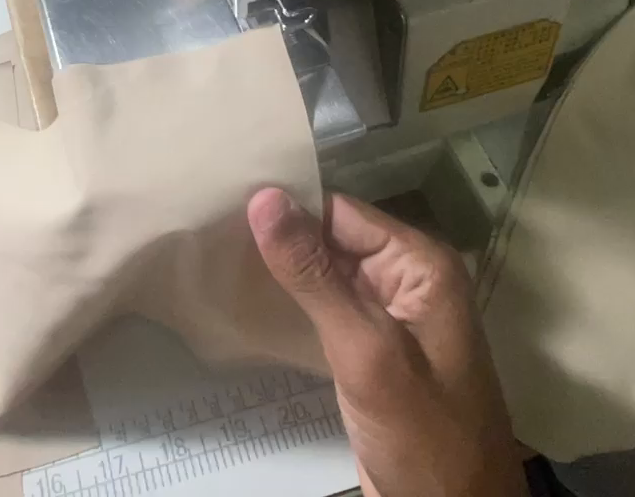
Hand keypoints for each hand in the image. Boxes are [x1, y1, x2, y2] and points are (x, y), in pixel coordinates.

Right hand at [248, 189, 525, 496]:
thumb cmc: (422, 435)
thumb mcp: (365, 350)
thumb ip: (313, 275)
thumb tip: (264, 198)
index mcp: (419, 263)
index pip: (339, 212)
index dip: (286, 207)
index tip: (225, 205)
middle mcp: (406, 277)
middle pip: (331, 236)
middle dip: (279, 237)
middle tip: (211, 228)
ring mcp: (388, 313)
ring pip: (323, 270)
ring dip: (281, 269)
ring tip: (218, 253)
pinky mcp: (370, 345)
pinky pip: (325, 305)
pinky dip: (292, 300)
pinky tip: (249, 295)